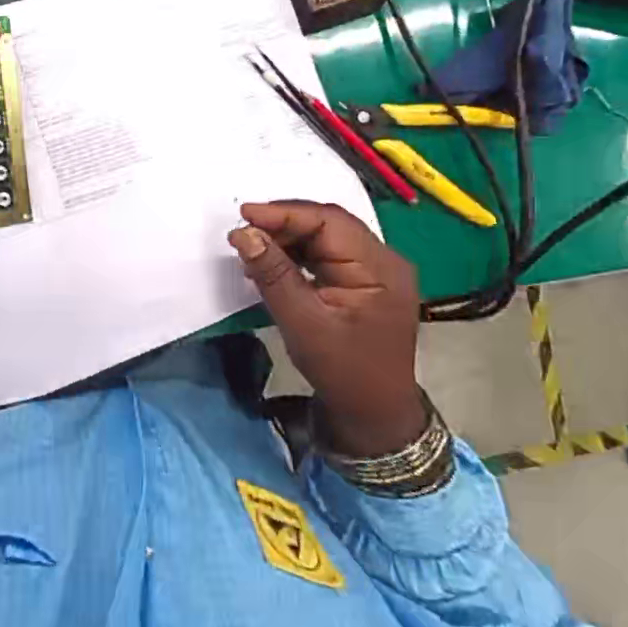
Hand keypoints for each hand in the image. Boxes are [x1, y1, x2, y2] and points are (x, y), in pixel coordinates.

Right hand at [227, 201, 424, 455]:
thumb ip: (273, 274)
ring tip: (252, 245)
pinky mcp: (362, 281)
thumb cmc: (342, 370)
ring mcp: (375, 271)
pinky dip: (297, 253)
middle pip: (329, 224)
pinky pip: (326, 254)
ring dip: (288, 236)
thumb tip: (244, 234)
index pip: (329, 222)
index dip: (285, 213)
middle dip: (284, 222)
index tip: (244, 215)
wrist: (373, 413)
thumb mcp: (302, 322)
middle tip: (243, 229)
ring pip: (326, 237)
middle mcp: (383, 261)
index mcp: (379, 268)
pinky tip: (272, 260)